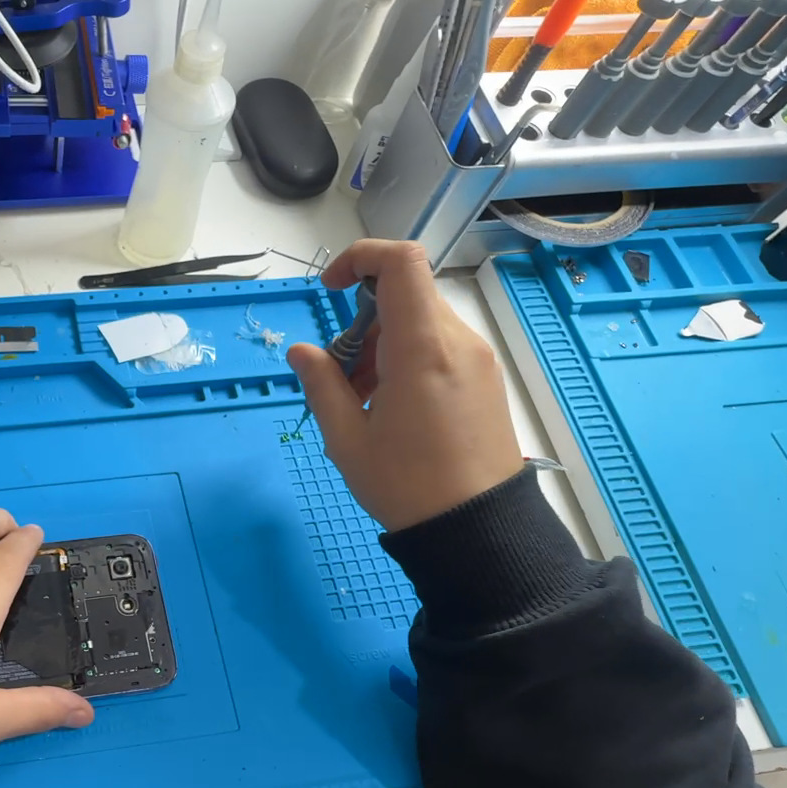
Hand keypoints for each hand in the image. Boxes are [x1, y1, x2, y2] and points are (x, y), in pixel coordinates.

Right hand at [288, 240, 523, 529]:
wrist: (476, 529)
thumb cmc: (405, 485)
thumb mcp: (347, 439)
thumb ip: (321, 385)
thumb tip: (301, 351)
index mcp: (422, 348)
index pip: (400, 263)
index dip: (360, 258)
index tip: (329, 290)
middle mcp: (457, 341)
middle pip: (404, 298)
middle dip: (359, 324)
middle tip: (339, 378)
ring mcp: (477, 359)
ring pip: (419, 324)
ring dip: (380, 346)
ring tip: (362, 402)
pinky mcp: (484, 378)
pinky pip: (439, 347)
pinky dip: (405, 359)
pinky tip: (391, 407)